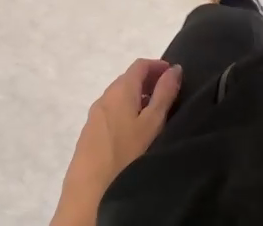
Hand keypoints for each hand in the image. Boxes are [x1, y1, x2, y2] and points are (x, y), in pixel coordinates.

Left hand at [51, 59, 182, 224]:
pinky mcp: (88, 137)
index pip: (139, 65)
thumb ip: (165, 93)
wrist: (88, 198)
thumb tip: (175, 68)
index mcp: (119, 90)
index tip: (174, 76)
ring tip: (154, 117)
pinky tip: (133, 135)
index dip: (158, 65)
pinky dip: (124, 113)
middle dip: (148, 82)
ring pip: (118, 98)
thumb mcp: (153, 123)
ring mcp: (93, 118)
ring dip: (136, 99)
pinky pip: (110, 114)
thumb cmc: (126, 155)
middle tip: (168, 96)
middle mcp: (103, 98)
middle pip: (127, 79)